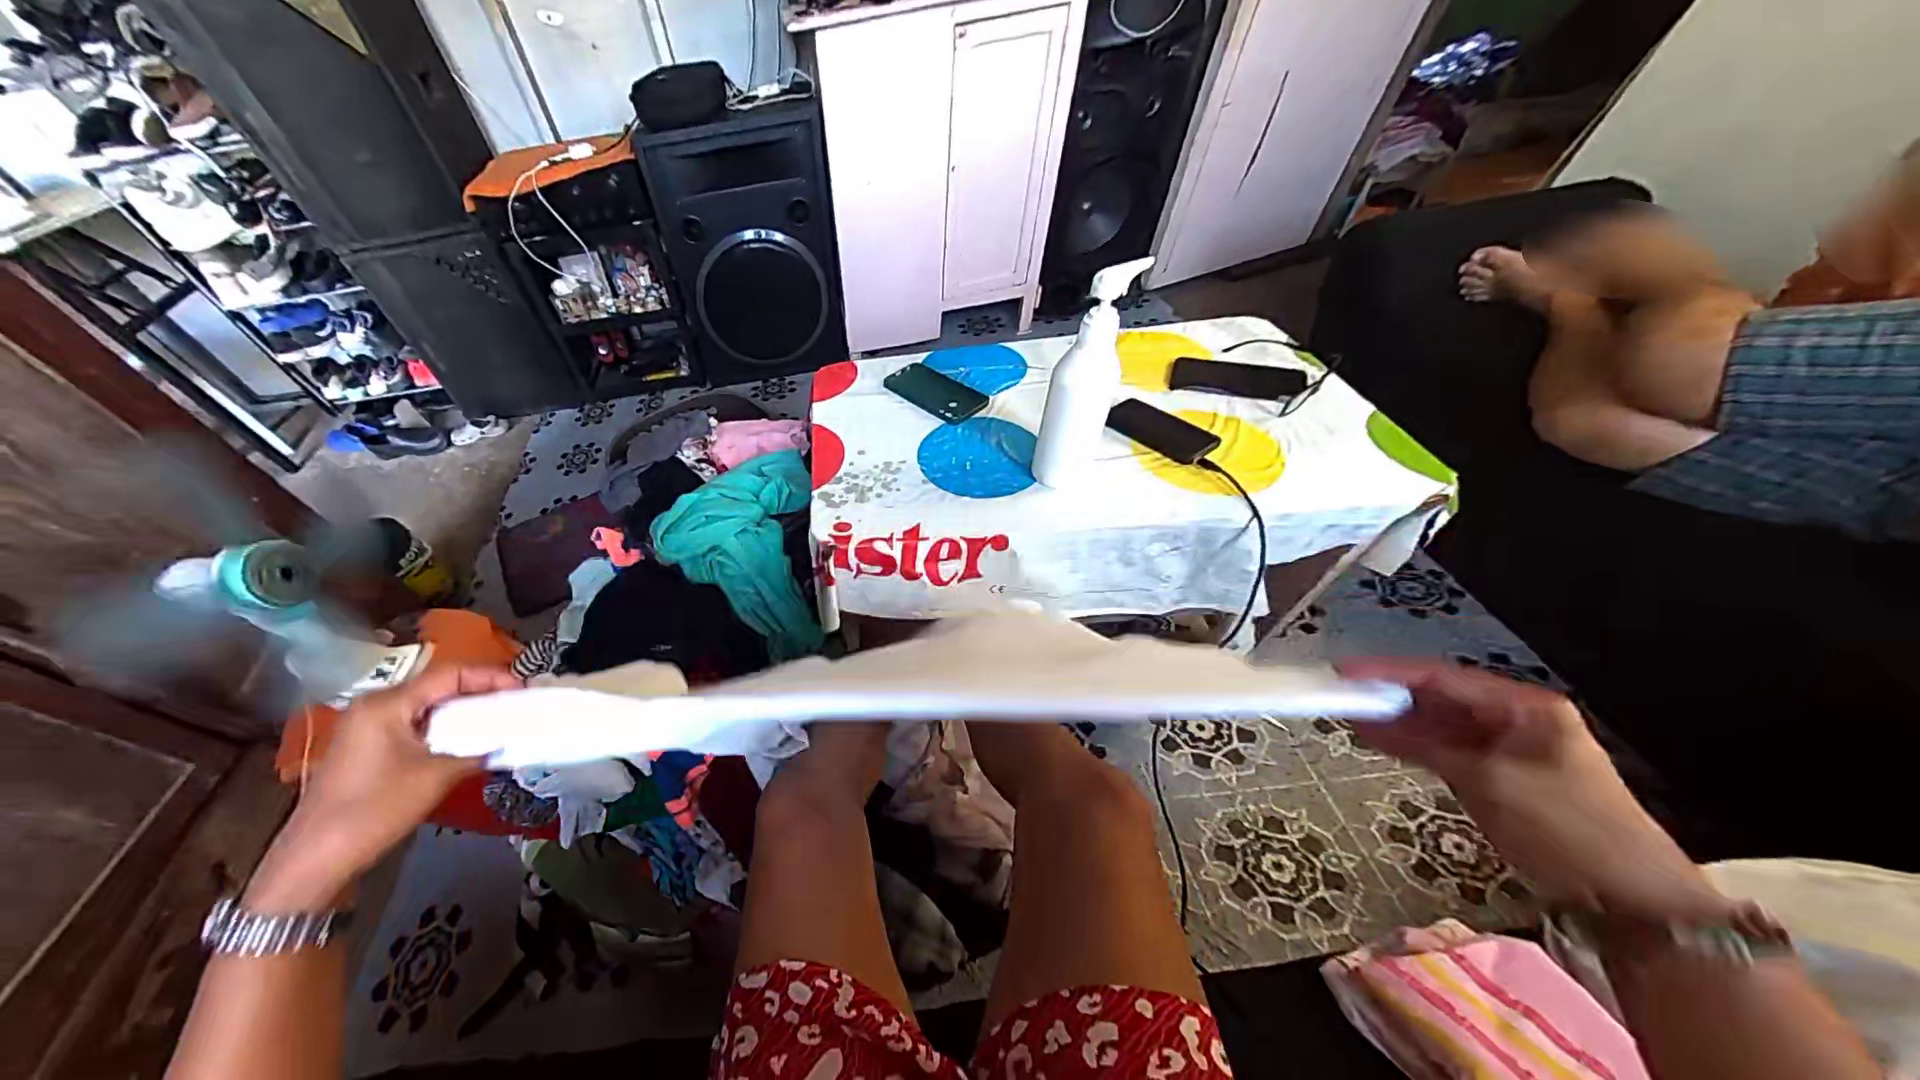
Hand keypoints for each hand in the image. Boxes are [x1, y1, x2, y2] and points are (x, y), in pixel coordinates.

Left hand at [246, 665, 519, 910]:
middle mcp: (375, 707)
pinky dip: (445, 726)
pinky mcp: (367, 747)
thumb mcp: (437, 776)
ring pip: (428, 706)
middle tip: (516, 701)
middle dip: (480, 691)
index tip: (523, 688)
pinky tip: (468, 738)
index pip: (449, 674)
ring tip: (500, 717)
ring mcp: (367, 727)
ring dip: (464, 710)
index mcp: (387, 704)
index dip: (490, 676)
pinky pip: (416, 724)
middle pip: (438, 686)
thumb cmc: (376, 808)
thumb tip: (506, 741)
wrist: (316, 858)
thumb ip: (476, 751)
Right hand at [1337, 659, 1730, 920]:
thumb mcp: (1488, 781)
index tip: (1345, 671)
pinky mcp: (1494, 775)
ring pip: (1437, 724)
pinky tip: (1377, 741)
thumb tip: (1364, 722)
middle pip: (1438, 697)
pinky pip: (1443, 749)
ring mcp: (1504, 748)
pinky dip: (1411, 746)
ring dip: (1396, 722)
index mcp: (1525, 706)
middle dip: (1389, 696)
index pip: (1443, 678)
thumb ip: (1423, 746)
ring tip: (1348, 715)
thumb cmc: (1564, 827)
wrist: (1629, 898)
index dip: (1390, 673)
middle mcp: (1513, 718)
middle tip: (1340, 694)